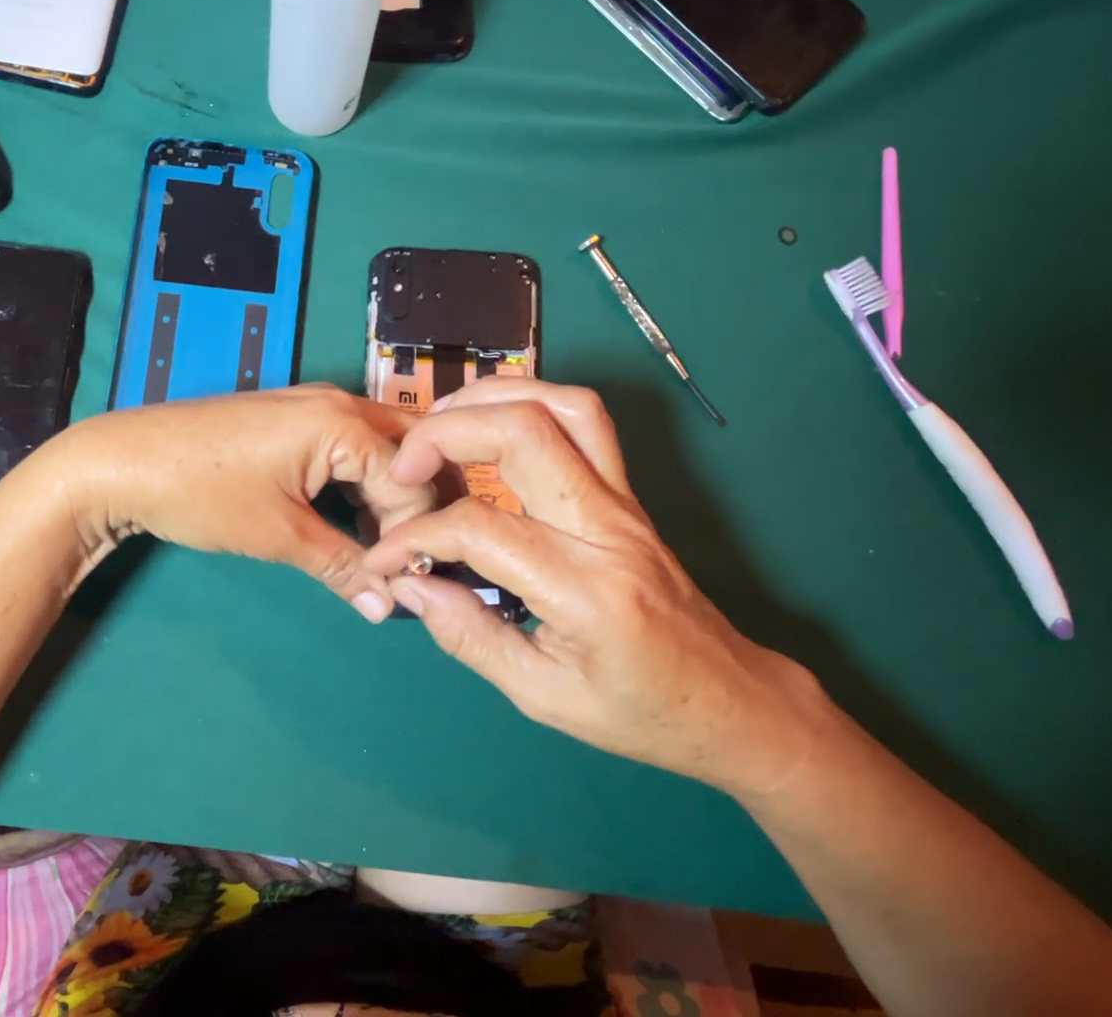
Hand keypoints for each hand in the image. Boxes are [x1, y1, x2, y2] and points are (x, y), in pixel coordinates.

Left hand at [40, 386, 434, 622]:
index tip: (410, 579)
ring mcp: (312, 406)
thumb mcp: (278, 535)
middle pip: (407, 453)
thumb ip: (343, 567)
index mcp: (343, 422)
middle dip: (416, 505)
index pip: (411, 479)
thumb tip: (388, 607)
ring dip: (388, 496)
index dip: (416, 533)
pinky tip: (353, 521)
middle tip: (412, 557)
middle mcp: (337, 402)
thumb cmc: (202, 493)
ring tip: (383, 548)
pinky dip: (359, 483)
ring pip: (379, 449)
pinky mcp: (290, 419)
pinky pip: (348, 446)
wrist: (122, 463)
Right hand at [363, 378, 833, 795]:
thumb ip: (468, 637)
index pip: (482, 529)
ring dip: (491, 399)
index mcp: (585, 591)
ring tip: (438, 425)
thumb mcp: (541, 697)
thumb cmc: (635, 712)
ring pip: (563, 407)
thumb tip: (408, 583)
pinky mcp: (628, 496)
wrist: (728, 701)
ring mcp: (625, 503)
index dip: (415, 535)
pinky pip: (586, 422)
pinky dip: (530, 404)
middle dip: (445, 435)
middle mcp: (608, 530)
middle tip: (403, 468)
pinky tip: (491, 425)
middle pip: (525, 434)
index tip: (383, 556)